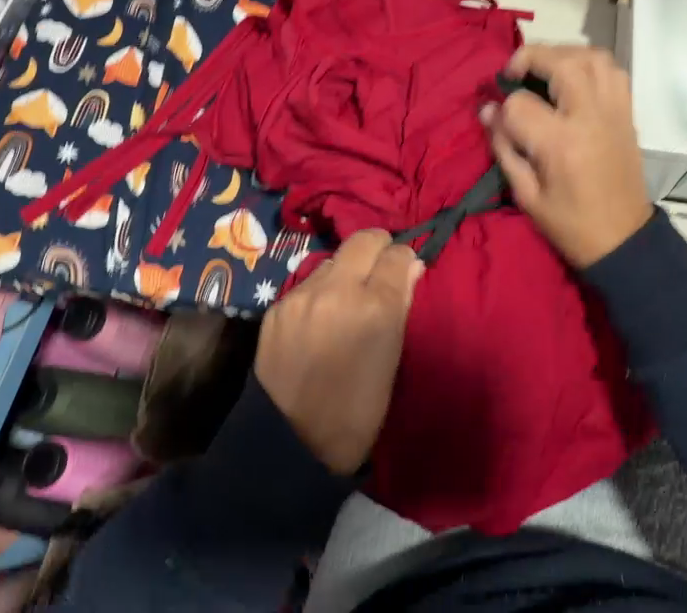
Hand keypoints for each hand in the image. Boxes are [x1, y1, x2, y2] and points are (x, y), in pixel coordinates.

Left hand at [256, 230, 421, 474]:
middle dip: (377, 249)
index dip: (404, 259)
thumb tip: (410, 265)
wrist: (289, 444)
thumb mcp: (392, 361)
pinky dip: (321, 291)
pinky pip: (307, 283)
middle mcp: (337, 290)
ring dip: (346, 270)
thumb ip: (401, 304)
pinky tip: (321, 318)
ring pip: (333, 259)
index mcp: (375, 308)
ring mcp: (302, 296)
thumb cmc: (357, 412)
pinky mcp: (277, 307)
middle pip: (363, 240)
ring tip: (348, 300)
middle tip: (381, 272)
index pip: (397, 254)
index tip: (405, 272)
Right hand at [481, 45, 653, 269]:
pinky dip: (591, 64)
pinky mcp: (627, 113)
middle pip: (562, 63)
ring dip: (563, 53)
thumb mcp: (527, 195)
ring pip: (593, 57)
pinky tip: (573, 78)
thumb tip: (488, 110)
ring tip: (544, 69)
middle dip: (531, 58)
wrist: (623, 239)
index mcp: (561, 144)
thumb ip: (505, 148)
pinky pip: (614, 71)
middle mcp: (590, 117)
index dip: (503, 108)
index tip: (499, 121)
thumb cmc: (570, 225)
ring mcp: (614, 112)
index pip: (521, 104)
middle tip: (513, 72)